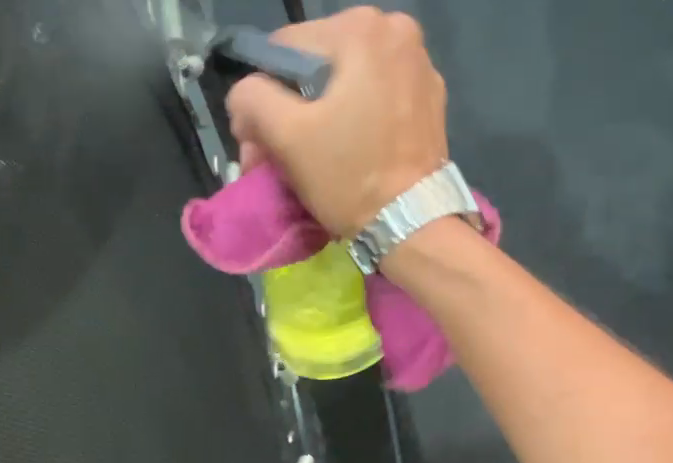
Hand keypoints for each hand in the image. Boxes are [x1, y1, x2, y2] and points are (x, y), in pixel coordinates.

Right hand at [224, 7, 448, 239]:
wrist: (411, 223)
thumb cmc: (348, 176)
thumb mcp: (286, 137)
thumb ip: (251, 99)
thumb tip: (244, 94)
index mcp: (360, 30)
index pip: (284, 50)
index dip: (261, 97)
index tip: (258, 144)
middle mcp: (395, 32)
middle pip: (317, 67)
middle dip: (290, 110)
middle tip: (276, 158)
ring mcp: (418, 65)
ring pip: (345, 84)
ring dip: (318, 117)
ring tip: (307, 160)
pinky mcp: (429, 100)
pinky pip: (373, 100)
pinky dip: (352, 122)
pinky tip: (344, 155)